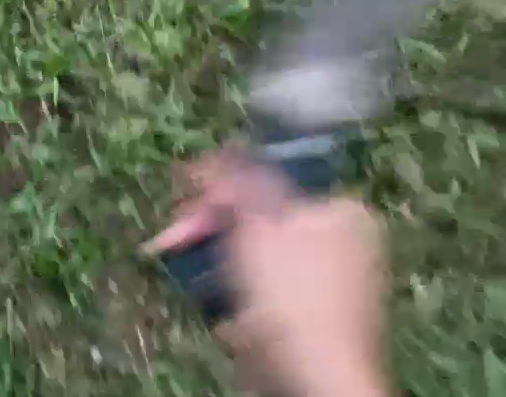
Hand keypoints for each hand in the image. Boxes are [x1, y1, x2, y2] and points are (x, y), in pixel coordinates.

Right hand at [147, 152, 387, 396]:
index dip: (228, 174)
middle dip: (205, 211)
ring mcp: (312, 267)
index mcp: (340, 211)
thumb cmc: (289, 288)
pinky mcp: (289, 293)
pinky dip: (214, 260)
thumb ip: (240, 177)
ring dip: (200, 235)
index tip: (192, 182)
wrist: (307, 368)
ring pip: (241, 232)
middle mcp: (332, 235)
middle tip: (179, 221)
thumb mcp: (257, 218)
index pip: (274, 171)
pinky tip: (187, 262)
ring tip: (170, 245)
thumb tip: (227, 142)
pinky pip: (244, 261)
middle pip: (251, 203)